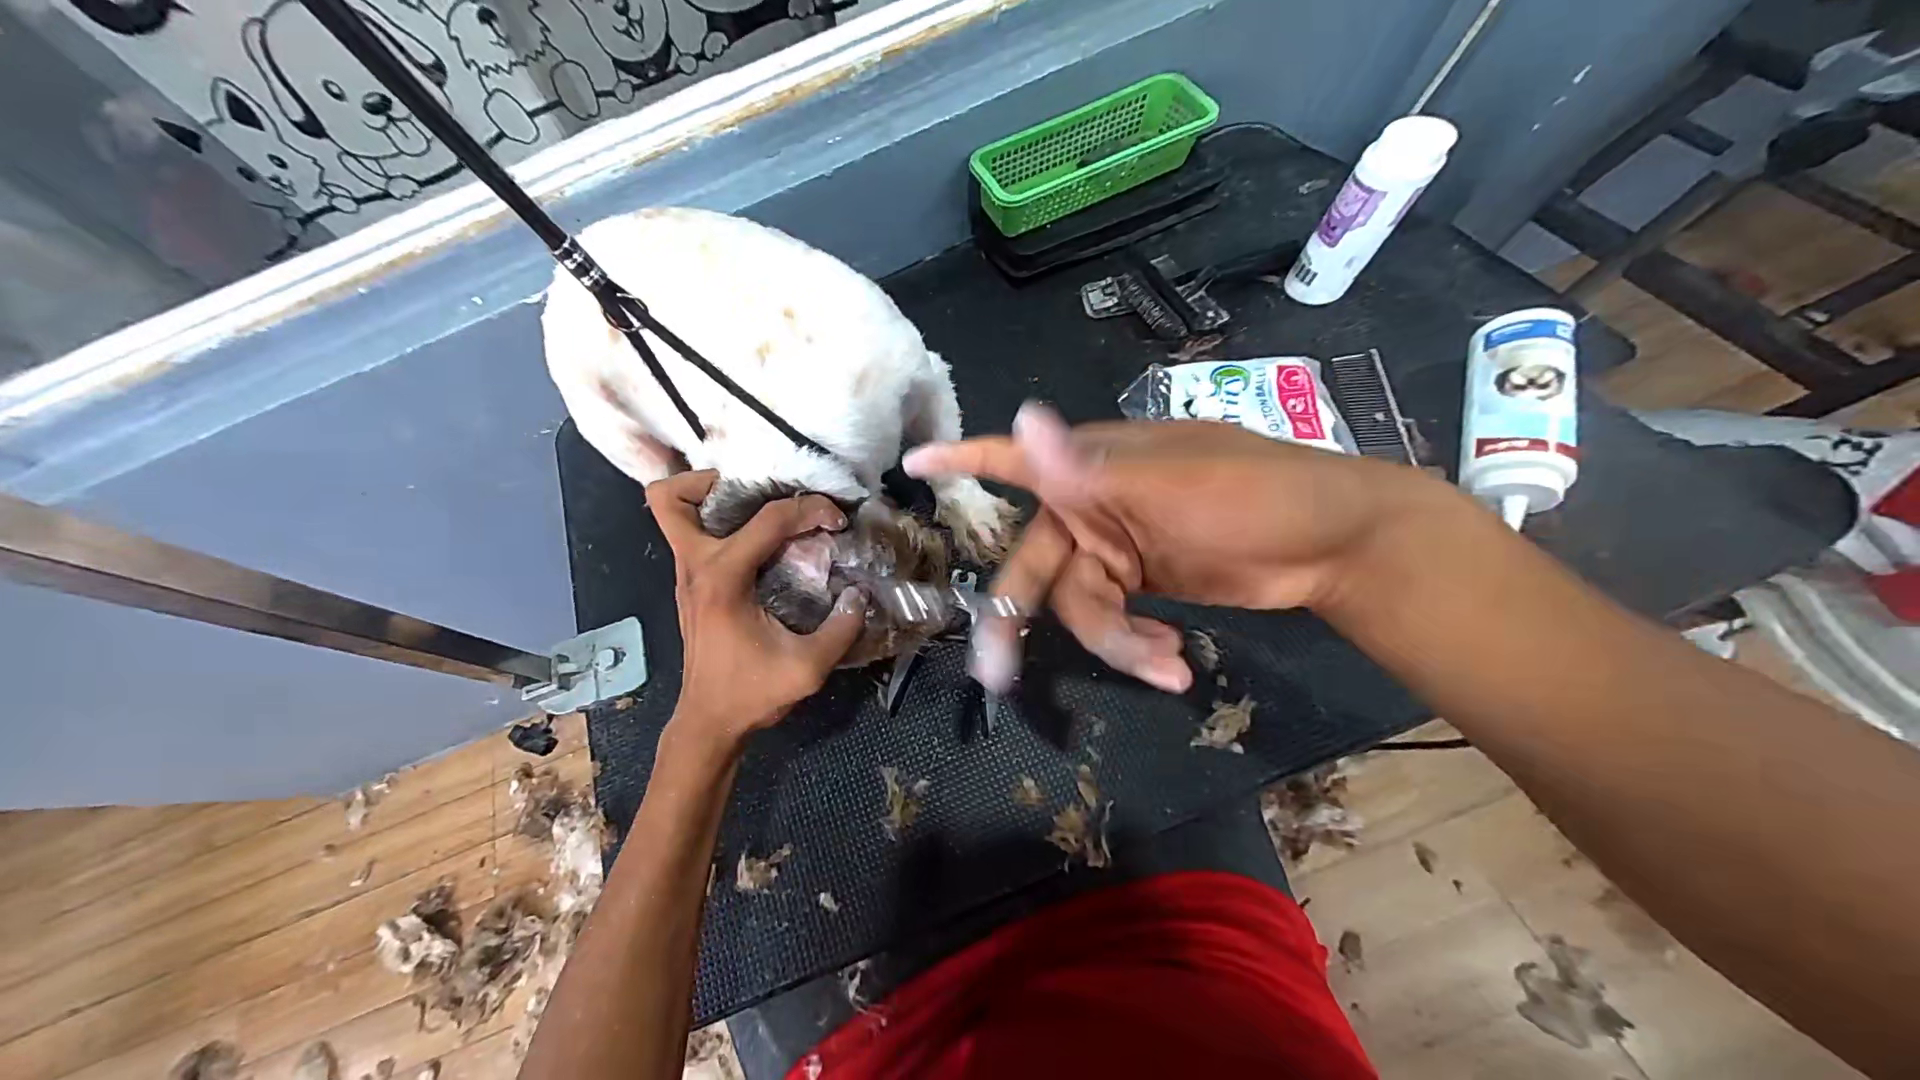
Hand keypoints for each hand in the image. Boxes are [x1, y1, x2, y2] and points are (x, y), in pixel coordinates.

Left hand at [647, 471, 866, 749]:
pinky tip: (758, 538)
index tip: (837, 520)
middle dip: (714, 481)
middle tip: (765, 492)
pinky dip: (717, 523)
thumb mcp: (808, 667)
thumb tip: (859, 593)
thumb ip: (841, 627)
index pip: (767, 520)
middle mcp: (695, 567)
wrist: (710, 723)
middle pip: (671, 498)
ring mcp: (686, 575)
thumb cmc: (752, 694)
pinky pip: (691, 535)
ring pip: (672, 512)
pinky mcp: (691, 585)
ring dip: (709, 498)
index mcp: (723, 579)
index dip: (810, 509)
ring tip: (760, 508)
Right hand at [904, 403, 1455, 692]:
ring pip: (1080, 608)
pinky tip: (1173, 666)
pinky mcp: (1143, 585)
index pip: (1014, 460)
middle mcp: (1093, 506)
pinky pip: (1115, 623)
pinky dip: (1138, 649)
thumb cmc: (1255, 495)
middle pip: (1036, 568)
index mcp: (1091, 468)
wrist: (1333, 546)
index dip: (964, 460)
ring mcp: (1117, 549)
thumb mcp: (1172, 483)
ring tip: (1165, 669)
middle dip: (1018, 621)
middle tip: (995, 676)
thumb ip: (1091, 466)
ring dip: (1116, 644)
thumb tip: (1022, 415)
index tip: (914, 466)